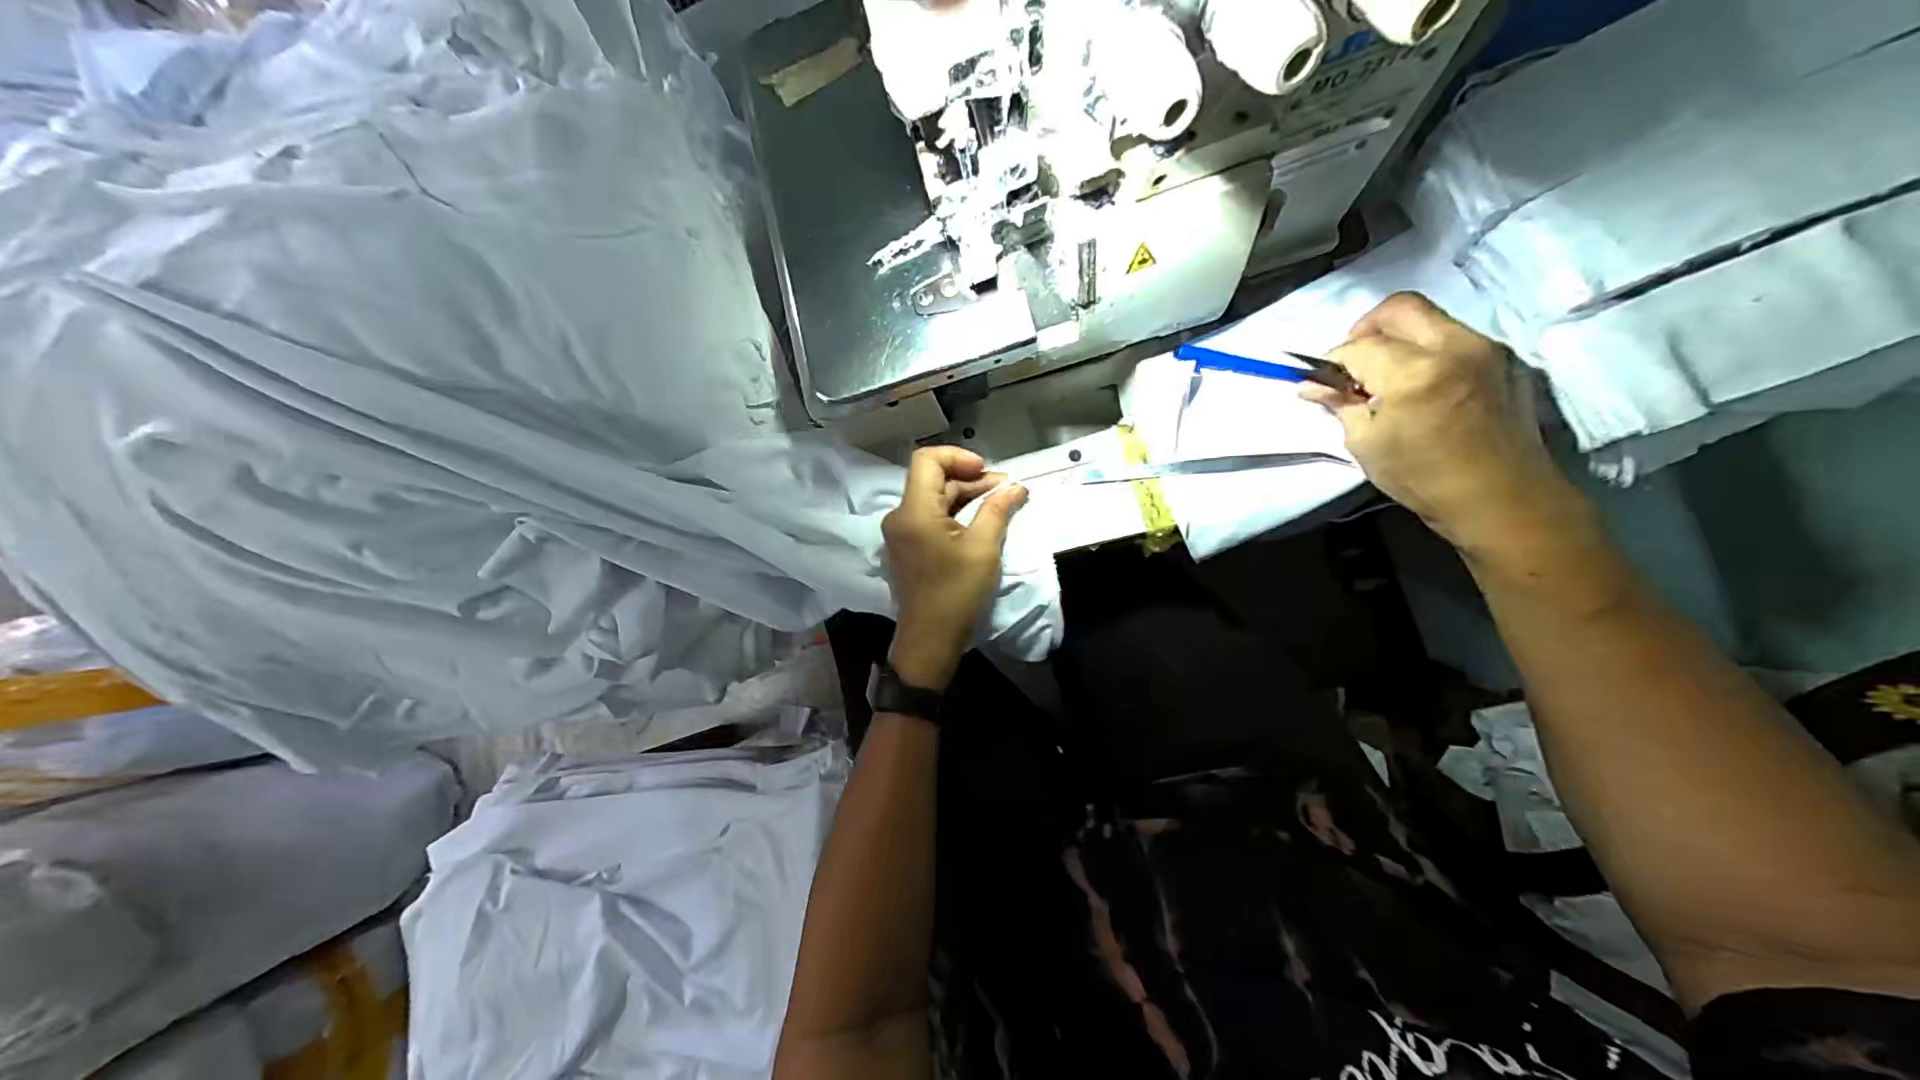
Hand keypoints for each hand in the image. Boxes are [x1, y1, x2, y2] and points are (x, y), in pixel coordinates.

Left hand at [882, 446, 1027, 690]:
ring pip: (934, 499)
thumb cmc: (957, 593)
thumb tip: (1017, 486)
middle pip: (933, 480)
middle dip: (970, 479)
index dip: (958, 457)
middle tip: (1007, 490)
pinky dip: (955, 514)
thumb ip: (998, 509)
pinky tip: (983, 521)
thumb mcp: (984, 548)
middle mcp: (901, 516)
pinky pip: (930, 519)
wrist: (930, 640)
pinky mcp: (908, 548)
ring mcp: (902, 534)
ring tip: (1001, 504)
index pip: (927, 460)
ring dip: (966, 497)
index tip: (986, 472)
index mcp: (913, 511)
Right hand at [1302, 293, 1580, 552]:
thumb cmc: (1423, 478)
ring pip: (1430, 320)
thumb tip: (1314, 386)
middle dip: (1367, 329)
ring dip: (1400, 339)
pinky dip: (1429, 352)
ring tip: (1388, 377)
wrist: (1501, 499)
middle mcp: (1454, 347)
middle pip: (1399, 308)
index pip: (1359, 346)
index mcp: (1413, 373)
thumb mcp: (1366, 444)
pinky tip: (1422, 387)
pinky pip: (1456, 339)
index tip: (1322, 380)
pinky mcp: (1505, 360)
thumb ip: (1341, 405)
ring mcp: (1486, 349)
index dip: (1333, 361)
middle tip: (1355, 361)